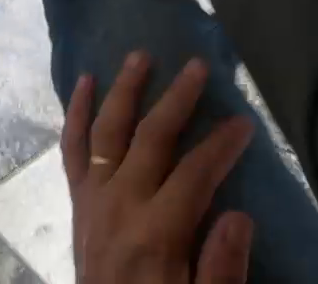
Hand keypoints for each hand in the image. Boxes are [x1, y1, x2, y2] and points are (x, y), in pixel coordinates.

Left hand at [64, 52, 254, 283]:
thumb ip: (222, 269)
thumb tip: (240, 215)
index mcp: (157, 233)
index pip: (195, 174)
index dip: (221, 145)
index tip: (244, 121)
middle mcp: (120, 204)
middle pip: (151, 137)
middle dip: (177, 99)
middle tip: (197, 65)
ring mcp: (94, 198)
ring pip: (107, 130)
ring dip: (124, 90)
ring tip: (140, 56)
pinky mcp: (78, 201)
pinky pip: (73, 147)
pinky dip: (77, 111)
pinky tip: (85, 81)